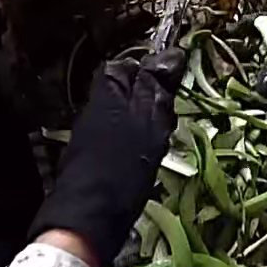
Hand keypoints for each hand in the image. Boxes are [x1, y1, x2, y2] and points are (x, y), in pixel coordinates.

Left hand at [31, 48, 184, 266]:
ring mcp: (95, 125)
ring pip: (134, 111)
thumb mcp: (152, 119)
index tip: (175, 92)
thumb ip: (159, 84)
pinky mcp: (96, 149)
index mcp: (110, 84)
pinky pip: (126, 133)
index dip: (159, 75)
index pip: (139, 62)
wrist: (91, 214)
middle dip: (156, 101)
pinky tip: (145, 158)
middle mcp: (98, 99)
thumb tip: (173, 52)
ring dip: (149, 123)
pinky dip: (139, 141)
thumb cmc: (125, 163)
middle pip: (137, 88)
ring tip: (159, 141)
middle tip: (168, 121)